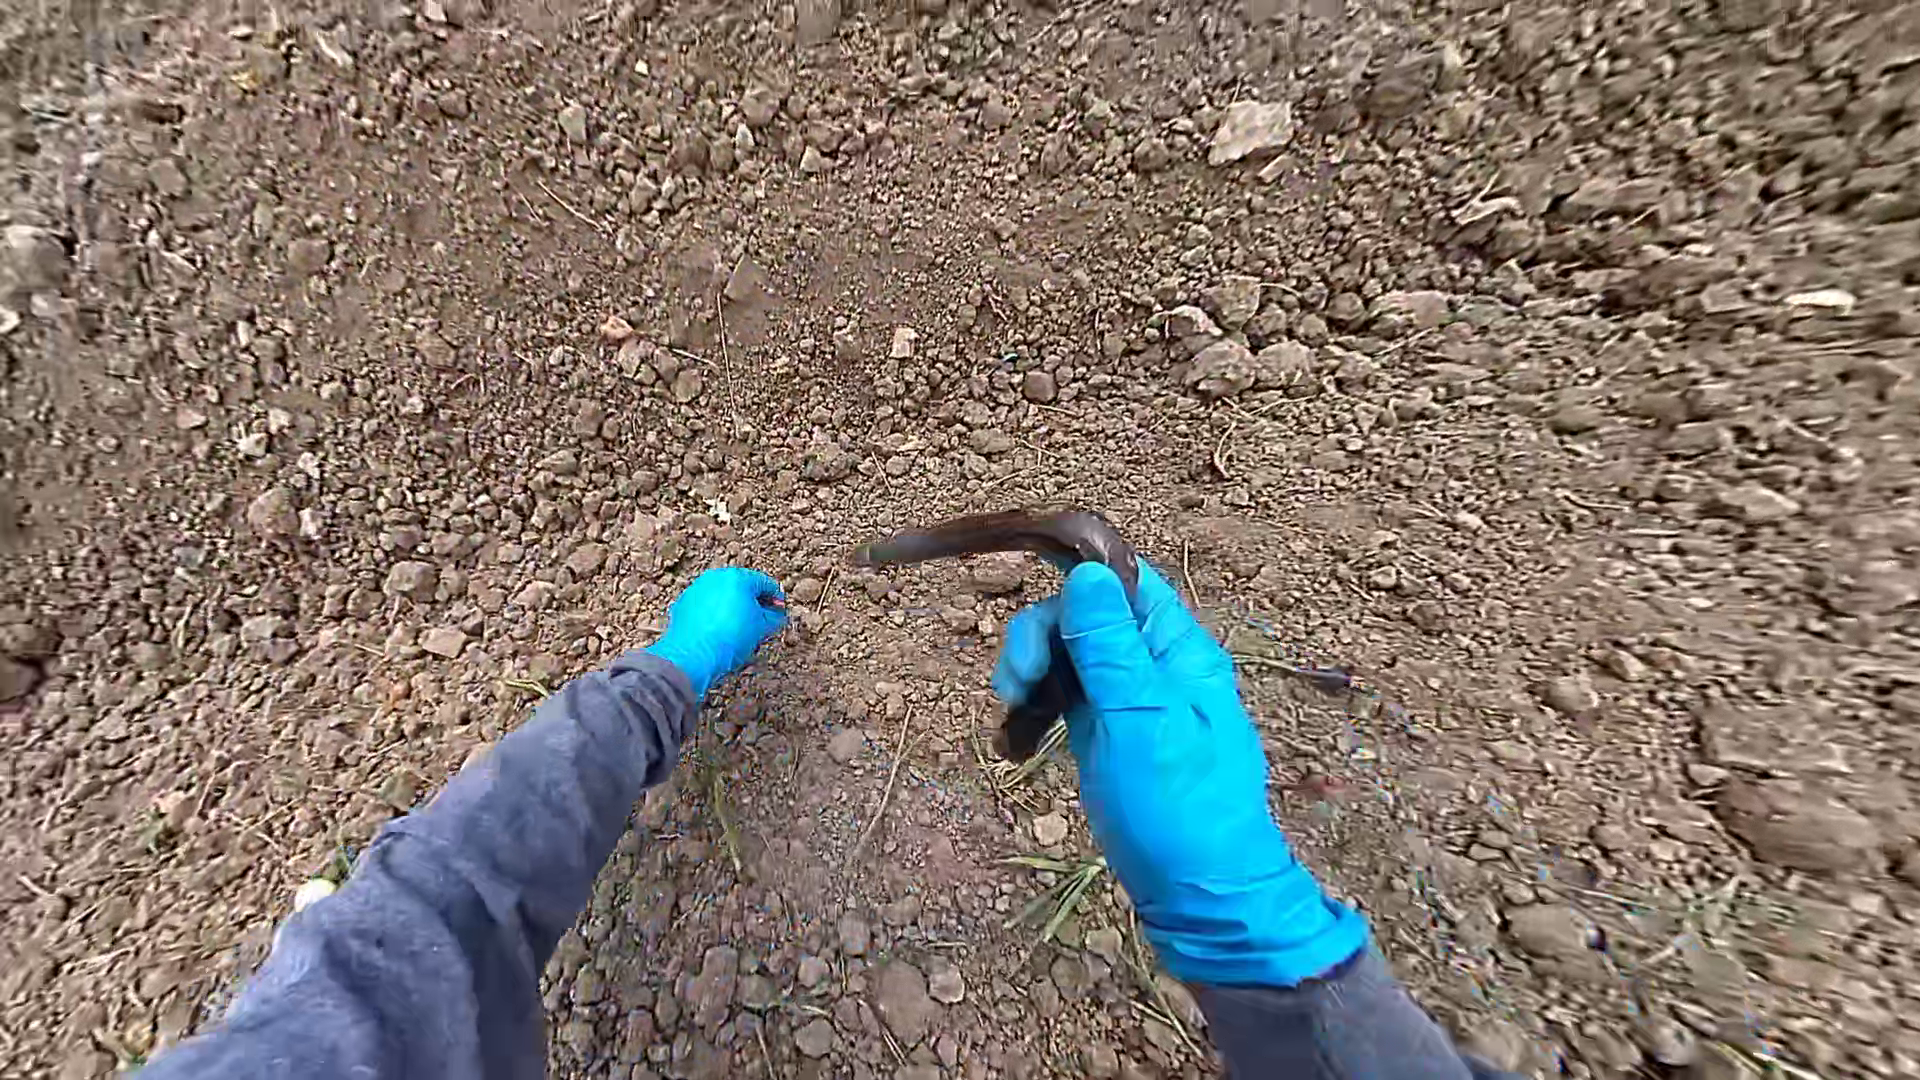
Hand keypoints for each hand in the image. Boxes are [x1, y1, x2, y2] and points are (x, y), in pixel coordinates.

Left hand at [644, 568, 786, 699]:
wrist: (693, 656)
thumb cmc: (730, 638)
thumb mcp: (761, 628)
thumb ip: (774, 617)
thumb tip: (776, 616)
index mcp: (739, 578)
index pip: (766, 584)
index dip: (777, 599)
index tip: (780, 611)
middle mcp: (716, 578)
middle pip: (743, 587)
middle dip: (754, 602)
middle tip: (763, 620)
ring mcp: (697, 589)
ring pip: (723, 595)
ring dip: (734, 607)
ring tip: (741, 628)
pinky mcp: (683, 604)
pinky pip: (706, 605)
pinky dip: (716, 614)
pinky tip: (721, 630)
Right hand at [993, 562, 1367, 986]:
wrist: (1192, 890)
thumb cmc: (1179, 803)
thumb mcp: (1142, 717)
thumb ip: (1111, 645)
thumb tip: (1087, 573)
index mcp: (1173, 645)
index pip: (1126, 580)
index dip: (1081, 573)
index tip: (1032, 582)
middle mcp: (1144, 658)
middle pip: (1079, 612)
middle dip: (1039, 635)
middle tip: (1016, 681)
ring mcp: (1117, 690)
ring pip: (1060, 648)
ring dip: (1027, 666)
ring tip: (1011, 706)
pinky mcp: (1094, 720)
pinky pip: (1055, 687)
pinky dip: (1030, 699)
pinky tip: (1014, 730)